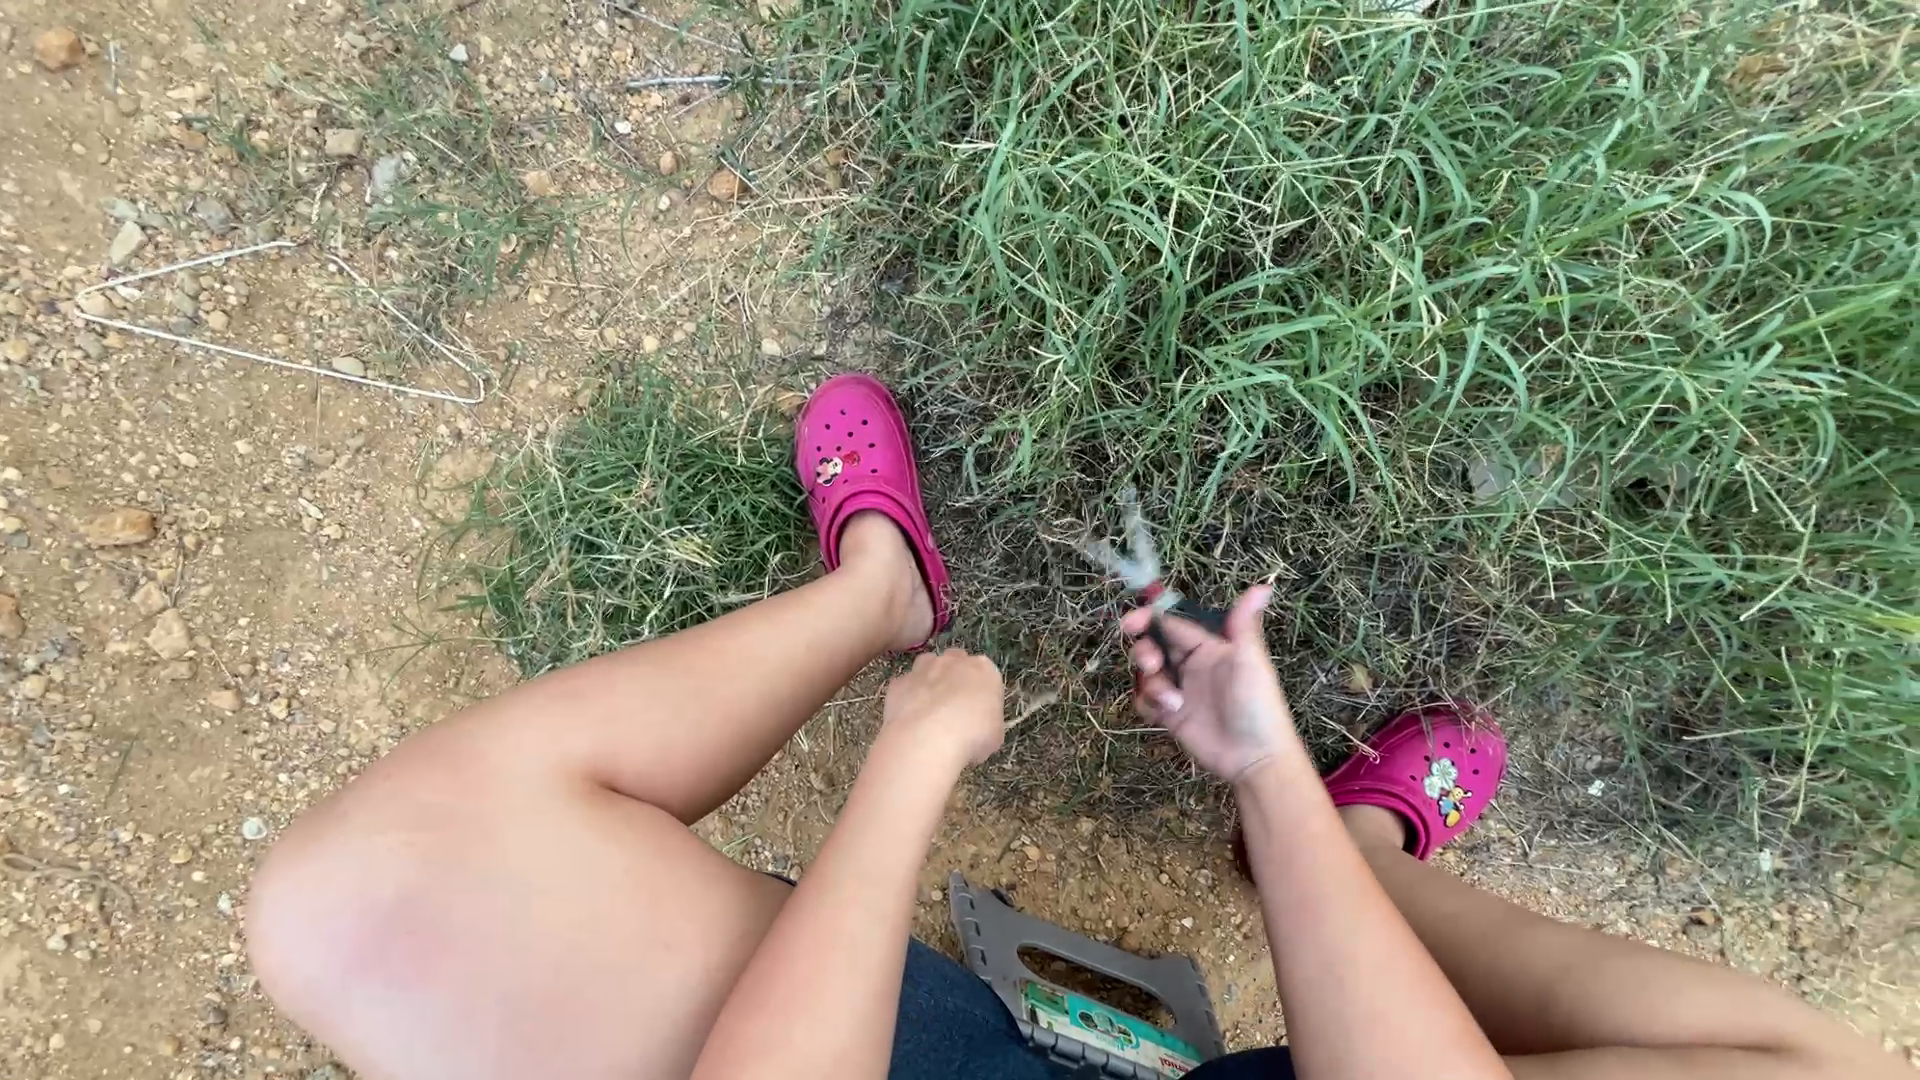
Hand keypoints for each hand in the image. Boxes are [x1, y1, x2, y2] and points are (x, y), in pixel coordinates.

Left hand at [880, 648, 1005, 767]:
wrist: (928, 739)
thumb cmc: (972, 736)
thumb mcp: (994, 735)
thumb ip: (987, 722)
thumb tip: (978, 727)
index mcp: (984, 670)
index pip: (985, 674)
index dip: (980, 693)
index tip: (978, 712)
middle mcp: (953, 661)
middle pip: (956, 662)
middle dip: (955, 679)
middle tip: (954, 709)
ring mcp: (923, 668)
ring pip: (927, 666)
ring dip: (930, 682)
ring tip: (930, 712)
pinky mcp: (899, 682)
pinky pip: (905, 686)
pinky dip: (907, 698)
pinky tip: (909, 720)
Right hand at [1124, 586, 1297, 782]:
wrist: (1255, 758)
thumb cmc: (1258, 706)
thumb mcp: (1251, 662)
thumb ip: (1243, 625)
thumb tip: (1263, 587)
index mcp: (1208, 647)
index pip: (1171, 624)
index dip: (1148, 619)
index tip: (1131, 624)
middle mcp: (1190, 665)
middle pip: (1152, 646)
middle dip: (1144, 653)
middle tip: (1151, 665)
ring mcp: (1179, 690)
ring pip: (1146, 674)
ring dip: (1151, 684)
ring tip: (1171, 701)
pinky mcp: (1170, 715)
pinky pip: (1145, 700)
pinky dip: (1147, 703)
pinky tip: (1164, 714)